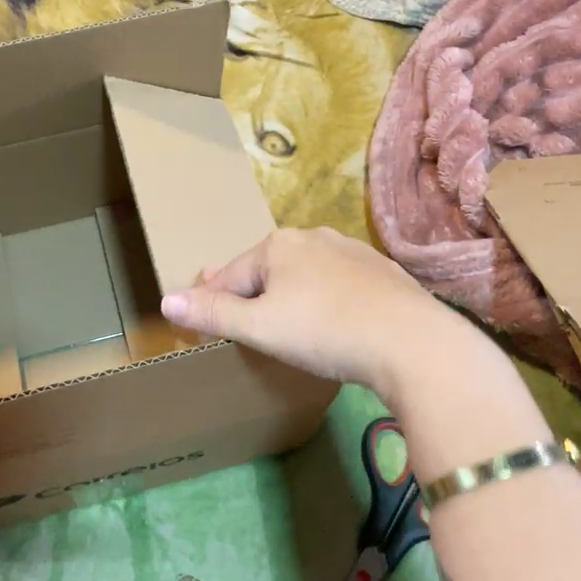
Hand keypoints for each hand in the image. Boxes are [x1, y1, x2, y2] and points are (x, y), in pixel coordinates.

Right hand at [162, 227, 550, 483]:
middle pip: (269, 270)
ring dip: (293, 296)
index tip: (205, 321)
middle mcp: (313, 237)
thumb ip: (213, 312)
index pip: (232, 274)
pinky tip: (336, 326)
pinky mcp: (384, 272)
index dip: (216, 299)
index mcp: (277, 245)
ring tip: (292, 327)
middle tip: (249, 325)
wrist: (413, 343)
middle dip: (255, 294)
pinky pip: (341, 285)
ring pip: (307, 275)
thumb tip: (166, 300)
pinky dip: (329, 302)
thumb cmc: (326, 332)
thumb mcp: (260, 327)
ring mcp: (353, 251)